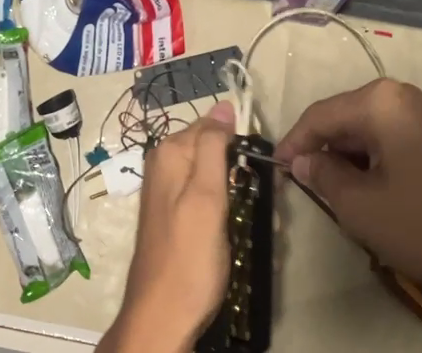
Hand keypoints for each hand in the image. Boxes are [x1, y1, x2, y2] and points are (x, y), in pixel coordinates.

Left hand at [99, 101, 234, 352]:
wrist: (162, 316)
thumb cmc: (189, 256)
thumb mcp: (207, 196)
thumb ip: (214, 147)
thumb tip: (225, 104)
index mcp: (170, 152)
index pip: (214, 125)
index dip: (239, 145)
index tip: (258, 171)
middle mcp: (165, 164)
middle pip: (214, 151)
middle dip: (239, 173)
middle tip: (259, 203)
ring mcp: (169, 191)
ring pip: (215, 177)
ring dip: (238, 197)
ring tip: (252, 224)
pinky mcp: (177, 215)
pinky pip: (208, 199)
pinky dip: (226, 213)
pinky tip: (234, 233)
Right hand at [276, 79, 421, 317]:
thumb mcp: (362, 208)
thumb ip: (323, 177)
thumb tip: (302, 161)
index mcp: (380, 102)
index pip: (320, 115)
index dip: (293, 143)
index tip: (272, 169)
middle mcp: (400, 97)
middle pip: (343, 119)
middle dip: (320, 151)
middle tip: (300, 187)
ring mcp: (421, 116)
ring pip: (365, 132)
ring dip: (345, 161)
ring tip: (331, 196)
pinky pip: (388, 142)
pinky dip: (370, 165)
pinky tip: (365, 196)